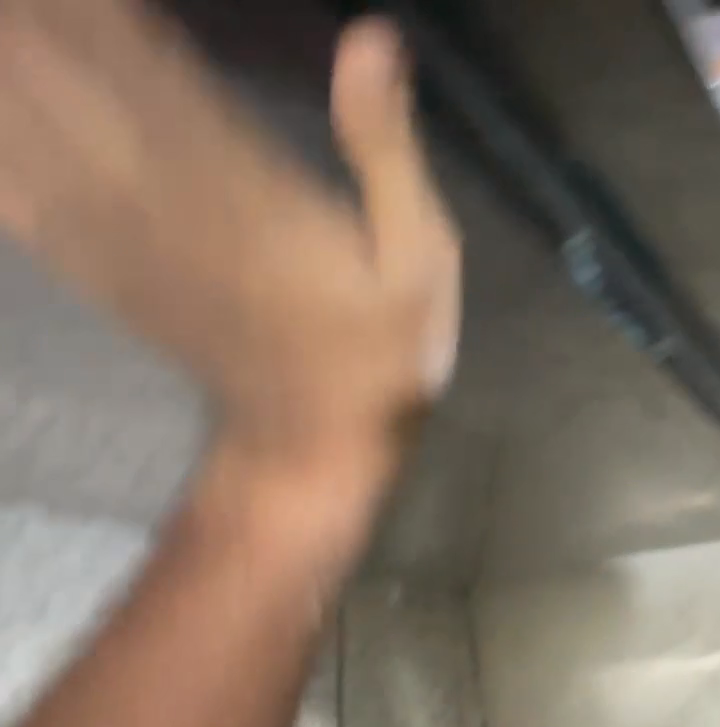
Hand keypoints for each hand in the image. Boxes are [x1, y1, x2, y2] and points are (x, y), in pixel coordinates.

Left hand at [0, 3, 460, 474]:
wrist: (316, 435)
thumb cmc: (384, 345)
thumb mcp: (422, 255)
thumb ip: (386, 150)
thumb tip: (374, 40)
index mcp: (237, 180)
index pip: (132, 45)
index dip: (96, 2)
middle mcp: (147, 185)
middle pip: (48, 57)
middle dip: (42, 16)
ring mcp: (99, 219)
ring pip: (7, 100)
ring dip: (9, 50)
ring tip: (15, 21)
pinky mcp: (78, 249)